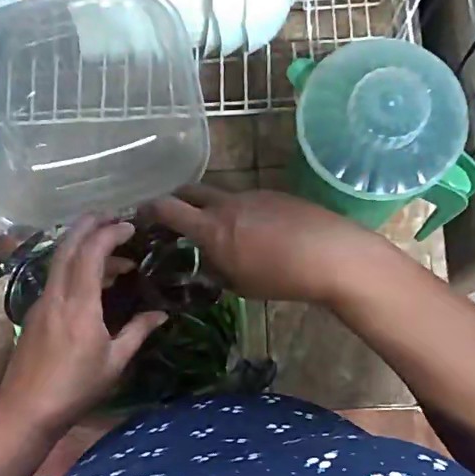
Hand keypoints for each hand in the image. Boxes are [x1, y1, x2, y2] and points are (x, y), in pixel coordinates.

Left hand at [0, 217, 167, 430]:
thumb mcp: (114, 362)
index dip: (111, 233)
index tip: (131, 228)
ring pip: (60, 260)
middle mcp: (57, 294)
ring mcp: (42, 302)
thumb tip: (160, 314)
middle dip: (91, 226)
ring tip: (115, 257)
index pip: (92, 252)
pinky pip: (56, 277)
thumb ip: (137, 332)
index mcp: (79, 304)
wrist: (27, 409)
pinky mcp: (35, 313)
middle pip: (69, 246)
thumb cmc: (75, 388)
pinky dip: (75, 267)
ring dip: (84, 248)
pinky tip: (92, 282)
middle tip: (116, 221)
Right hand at [142, 184, 396, 305]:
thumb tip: (208, 265)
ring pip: (220, 196)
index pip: (167, 207)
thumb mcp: (240, 285)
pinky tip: (256, 234)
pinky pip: (246, 200)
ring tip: (220, 232)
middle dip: (175, 199)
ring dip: (210, 208)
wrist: (334, 255)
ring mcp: (252, 195)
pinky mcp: (275, 195)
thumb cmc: (282, 277)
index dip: (148, 209)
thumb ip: (216, 271)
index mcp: (211, 227)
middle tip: (172, 216)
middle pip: (189, 190)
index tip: (141, 215)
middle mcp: (227, 203)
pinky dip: (238, 212)